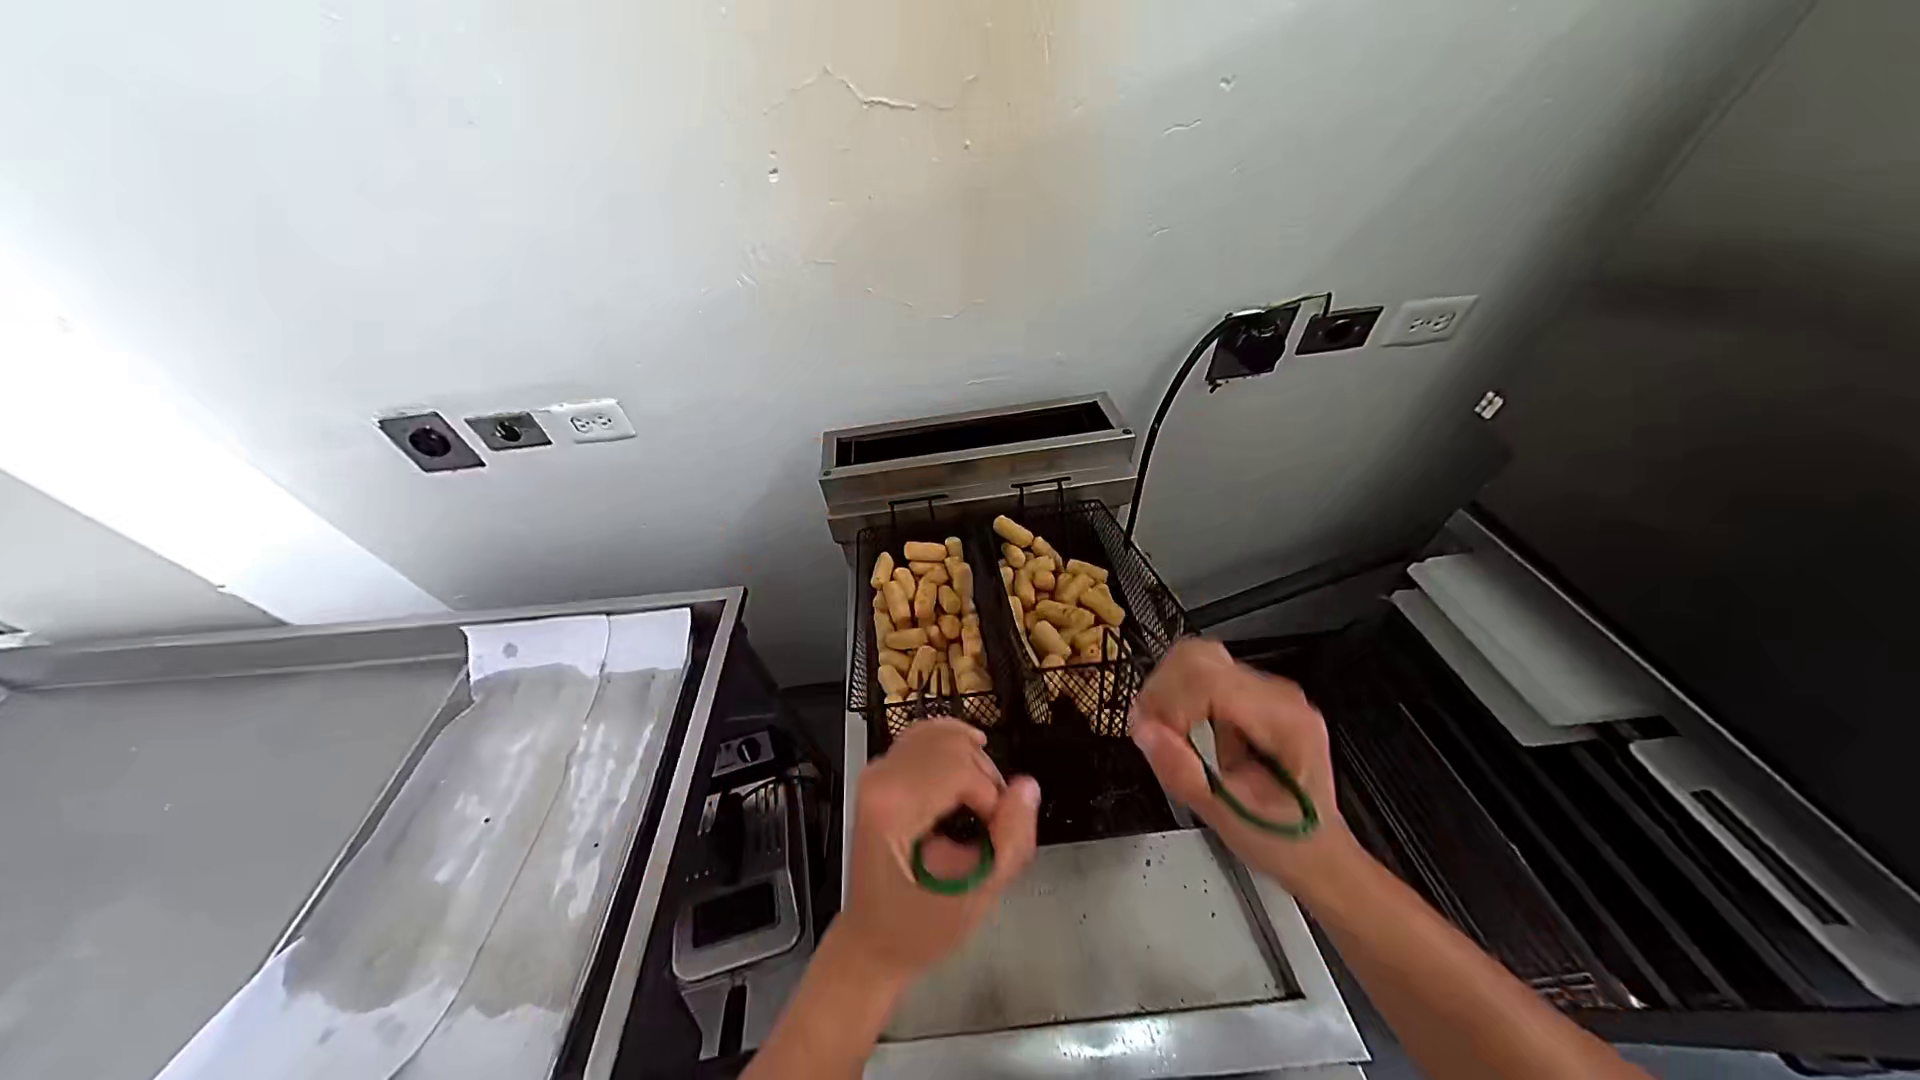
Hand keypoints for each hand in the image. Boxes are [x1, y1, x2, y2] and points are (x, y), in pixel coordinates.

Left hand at [833, 717, 1040, 983]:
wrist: (872, 941)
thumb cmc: (919, 928)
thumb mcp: (975, 897)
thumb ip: (1010, 840)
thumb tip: (1027, 787)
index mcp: (893, 808)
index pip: (961, 768)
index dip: (991, 795)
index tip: (994, 833)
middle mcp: (880, 779)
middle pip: (953, 745)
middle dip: (985, 777)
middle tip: (992, 821)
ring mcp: (877, 771)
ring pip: (942, 733)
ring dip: (973, 759)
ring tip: (982, 799)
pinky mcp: (882, 772)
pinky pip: (924, 734)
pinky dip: (954, 741)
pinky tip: (971, 757)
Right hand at [1129, 639, 1361, 901]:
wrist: (1314, 848)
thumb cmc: (1285, 840)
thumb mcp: (1230, 819)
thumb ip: (1184, 774)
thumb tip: (1145, 731)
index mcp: (1285, 721)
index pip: (1208, 680)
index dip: (1170, 706)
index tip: (1159, 740)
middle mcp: (1277, 695)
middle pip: (1196, 657)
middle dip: (1162, 693)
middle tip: (1155, 735)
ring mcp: (1262, 689)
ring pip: (1192, 660)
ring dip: (1167, 696)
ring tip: (1170, 738)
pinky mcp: (1246, 692)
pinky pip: (1196, 674)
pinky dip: (1175, 699)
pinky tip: (1185, 736)